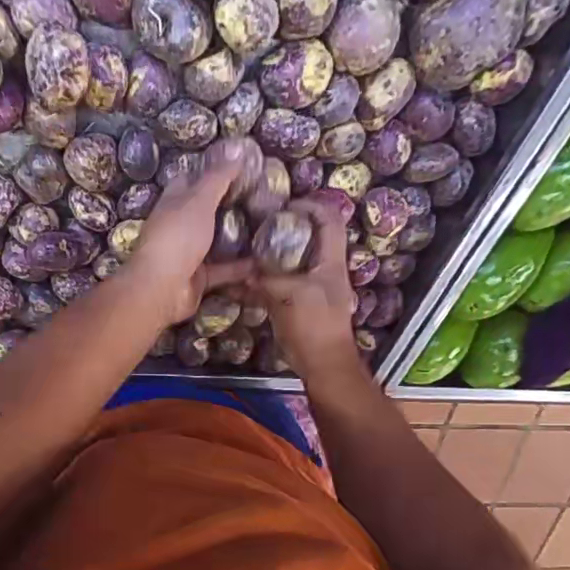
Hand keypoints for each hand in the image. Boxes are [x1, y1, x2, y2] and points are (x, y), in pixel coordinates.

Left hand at [126, 154, 257, 326]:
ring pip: (217, 242)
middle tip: (261, 197)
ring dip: (238, 238)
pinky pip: (224, 270)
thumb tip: (236, 149)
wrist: (162, 288)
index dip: (210, 171)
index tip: (238, 166)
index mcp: (173, 203)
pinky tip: (265, 261)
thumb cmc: (177, 237)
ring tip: (268, 227)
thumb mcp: (199, 200)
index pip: (189, 180)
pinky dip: (242, 267)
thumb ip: (218, 178)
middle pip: (206, 212)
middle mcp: (179, 227)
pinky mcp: (199, 278)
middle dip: (230, 205)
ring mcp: (188, 254)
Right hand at [252, 193, 361, 380]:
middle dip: (284, 230)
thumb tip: (244, 273)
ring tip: (245, 252)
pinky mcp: (297, 305)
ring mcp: (310, 288)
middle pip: (307, 239)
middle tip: (258, 227)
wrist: (322, 364)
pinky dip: (260, 282)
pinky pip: (277, 286)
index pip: (329, 219)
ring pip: (290, 262)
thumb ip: (266, 279)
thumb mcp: (290, 294)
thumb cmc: (314, 325)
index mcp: (330, 260)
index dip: (311, 205)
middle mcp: (322, 269)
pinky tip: (239, 284)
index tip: (285, 205)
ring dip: (269, 257)